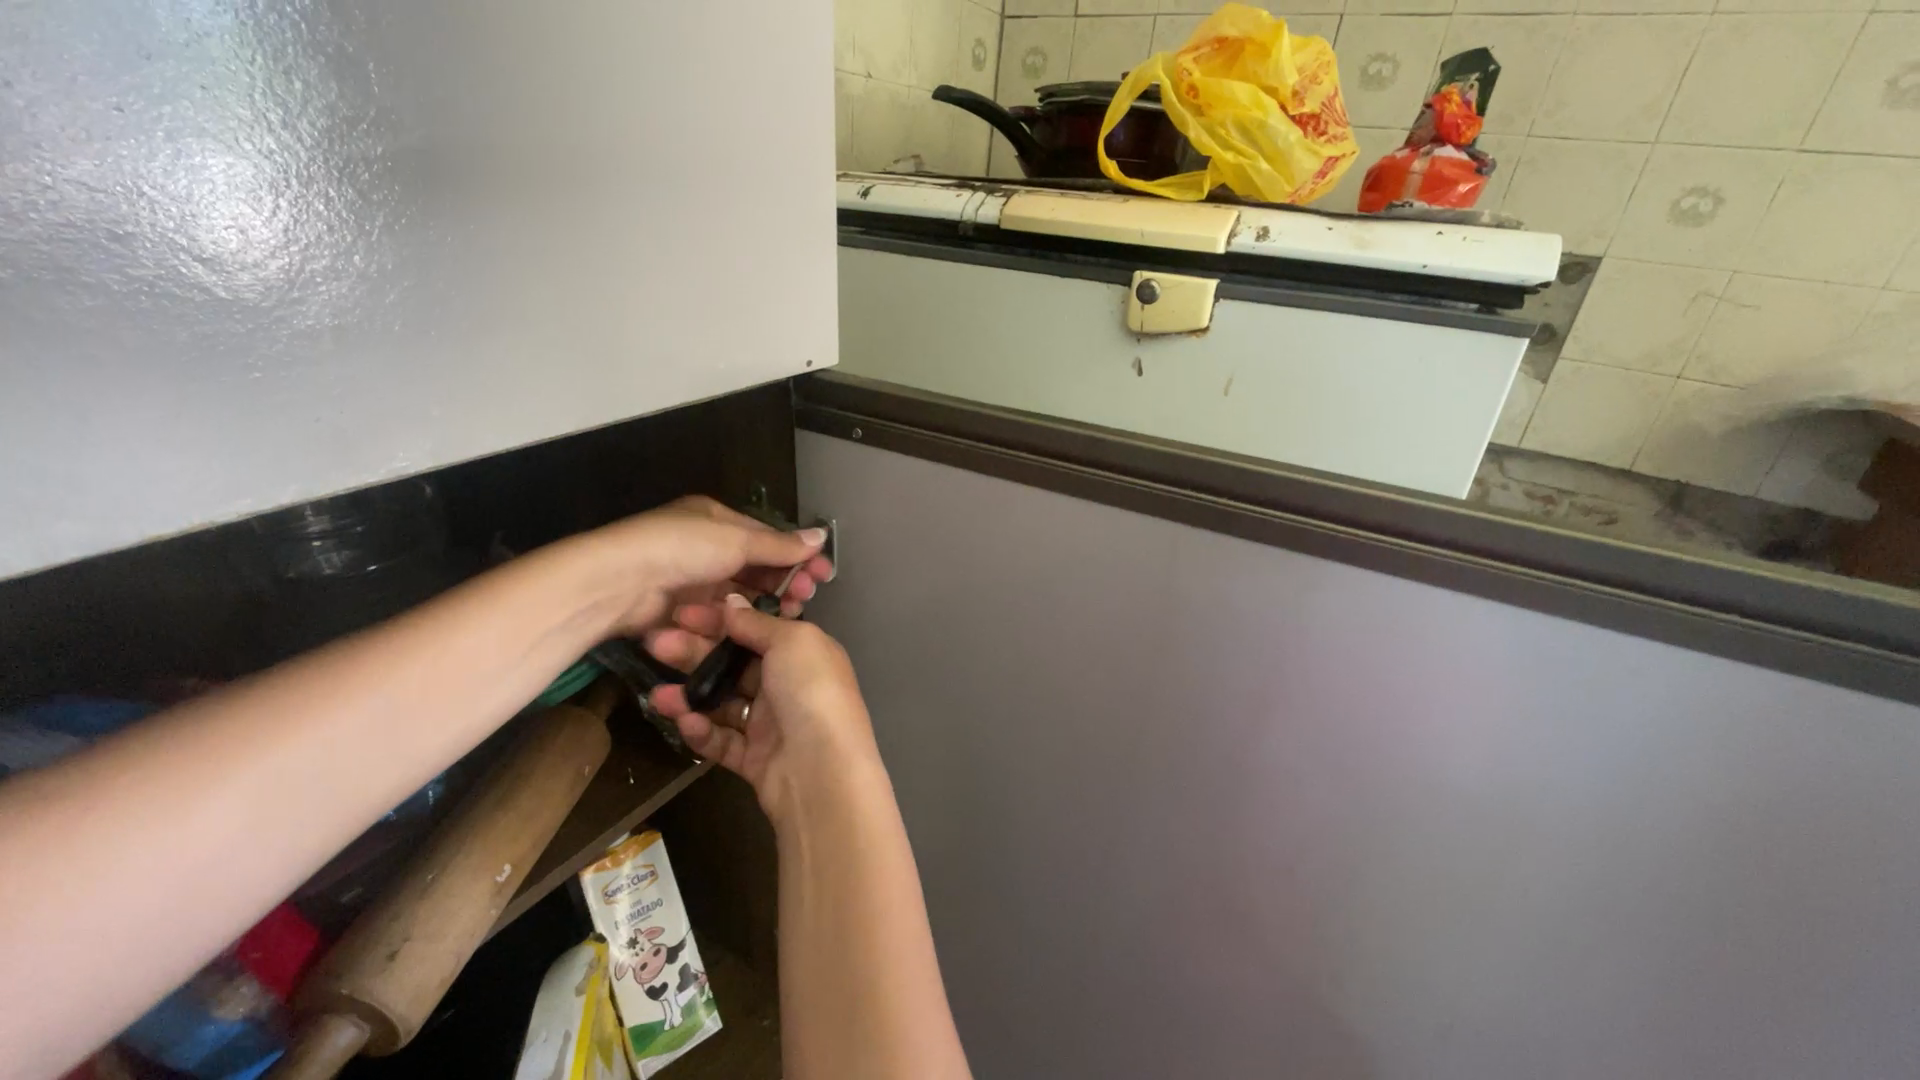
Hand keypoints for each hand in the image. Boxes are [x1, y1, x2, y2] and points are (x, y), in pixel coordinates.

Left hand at [575, 496, 834, 636]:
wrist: (620, 583)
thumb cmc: (681, 548)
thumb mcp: (736, 540)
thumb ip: (779, 545)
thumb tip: (822, 537)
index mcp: (716, 520)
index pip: (766, 538)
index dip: (796, 555)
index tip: (823, 574)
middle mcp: (707, 549)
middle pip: (757, 568)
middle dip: (785, 581)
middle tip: (808, 596)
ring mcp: (695, 582)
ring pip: (742, 595)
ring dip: (768, 603)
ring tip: (791, 614)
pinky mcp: (685, 612)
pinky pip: (722, 617)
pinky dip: (743, 620)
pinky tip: (763, 629)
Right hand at [647, 597, 880, 820]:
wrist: (823, 771)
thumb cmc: (812, 692)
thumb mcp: (792, 641)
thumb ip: (758, 623)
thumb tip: (731, 602)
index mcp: (803, 653)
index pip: (754, 629)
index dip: (718, 620)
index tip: (679, 612)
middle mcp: (788, 685)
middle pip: (733, 664)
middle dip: (694, 653)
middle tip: (655, 645)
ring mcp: (772, 724)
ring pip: (722, 703)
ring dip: (690, 696)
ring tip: (658, 695)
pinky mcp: (755, 759)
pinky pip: (723, 740)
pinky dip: (703, 731)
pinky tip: (686, 722)